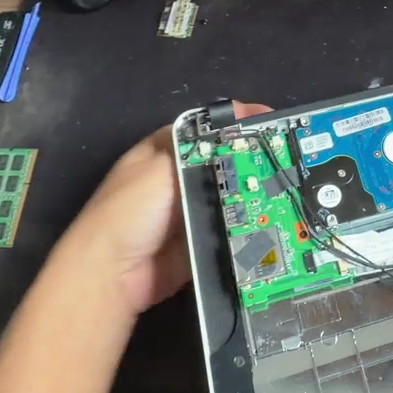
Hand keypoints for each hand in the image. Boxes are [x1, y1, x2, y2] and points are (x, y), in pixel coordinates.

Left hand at [62, 102, 270, 315]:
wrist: (112, 273)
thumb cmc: (131, 210)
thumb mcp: (161, 167)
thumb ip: (195, 149)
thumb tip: (227, 133)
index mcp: (159, 153)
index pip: (201, 129)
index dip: (231, 122)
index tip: (264, 119)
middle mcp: (171, 179)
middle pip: (216, 162)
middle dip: (245, 158)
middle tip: (281, 154)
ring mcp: (183, 212)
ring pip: (224, 195)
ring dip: (246, 193)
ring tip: (280, 185)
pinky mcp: (193, 242)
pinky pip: (223, 227)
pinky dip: (241, 224)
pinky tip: (264, 217)